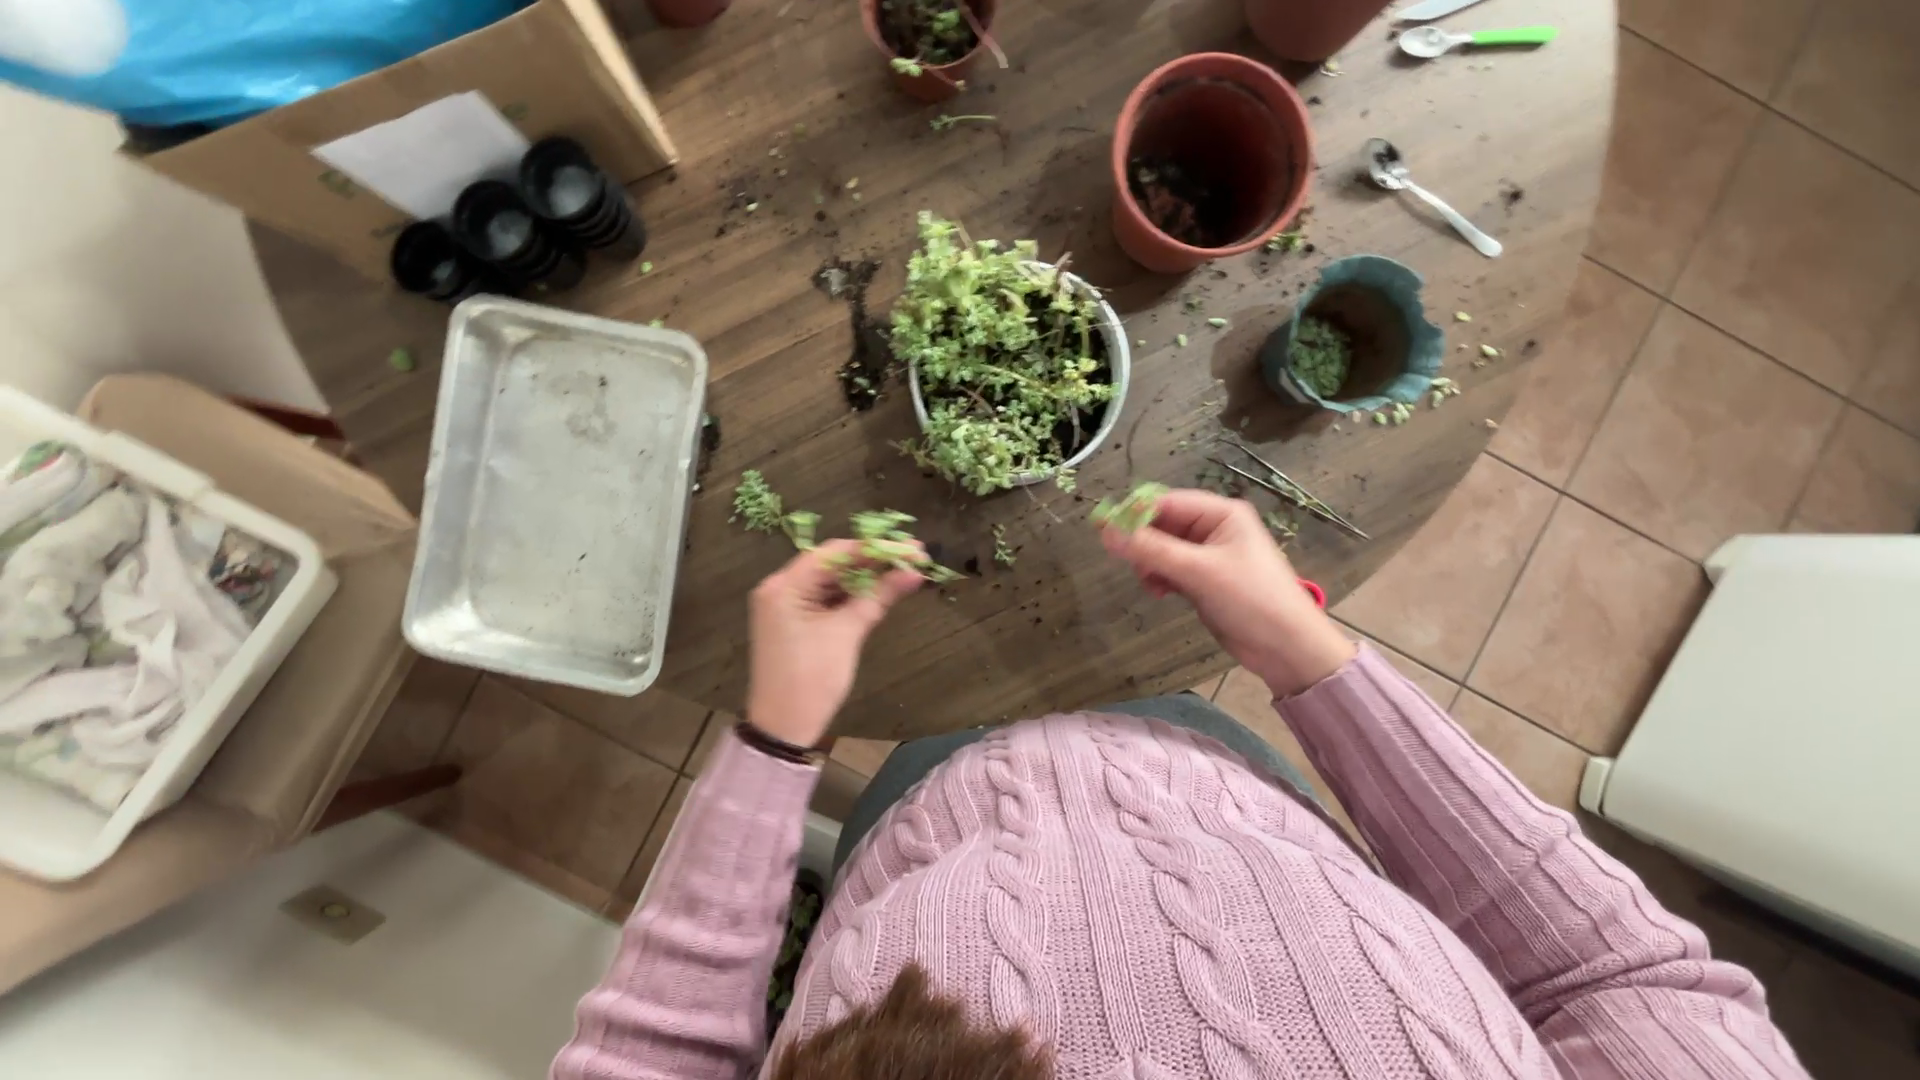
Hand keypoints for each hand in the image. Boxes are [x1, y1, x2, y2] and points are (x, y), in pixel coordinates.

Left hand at [746, 539, 923, 747]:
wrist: (783, 728)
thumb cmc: (812, 679)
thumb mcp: (848, 633)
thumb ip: (880, 595)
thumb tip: (914, 570)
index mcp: (785, 585)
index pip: (837, 552)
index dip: (877, 548)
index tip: (912, 548)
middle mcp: (780, 587)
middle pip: (834, 563)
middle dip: (875, 561)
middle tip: (915, 558)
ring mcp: (785, 604)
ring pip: (832, 580)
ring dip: (866, 578)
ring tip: (905, 572)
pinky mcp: (794, 619)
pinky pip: (826, 597)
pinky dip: (852, 595)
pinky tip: (881, 590)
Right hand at [1100, 488, 1355, 697]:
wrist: (1286, 648)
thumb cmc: (1250, 600)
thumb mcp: (1198, 572)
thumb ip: (1151, 550)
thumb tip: (1105, 532)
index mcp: (1220, 514)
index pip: (1166, 502)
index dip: (1134, 514)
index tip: (1105, 532)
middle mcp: (1213, 528)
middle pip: (1161, 524)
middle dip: (1143, 543)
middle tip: (1131, 564)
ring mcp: (1208, 555)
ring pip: (1161, 548)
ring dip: (1149, 563)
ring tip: (1151, 584)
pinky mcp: (1203, 580)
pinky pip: (1169, 568)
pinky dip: (1159, 578)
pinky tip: (1159, 593)